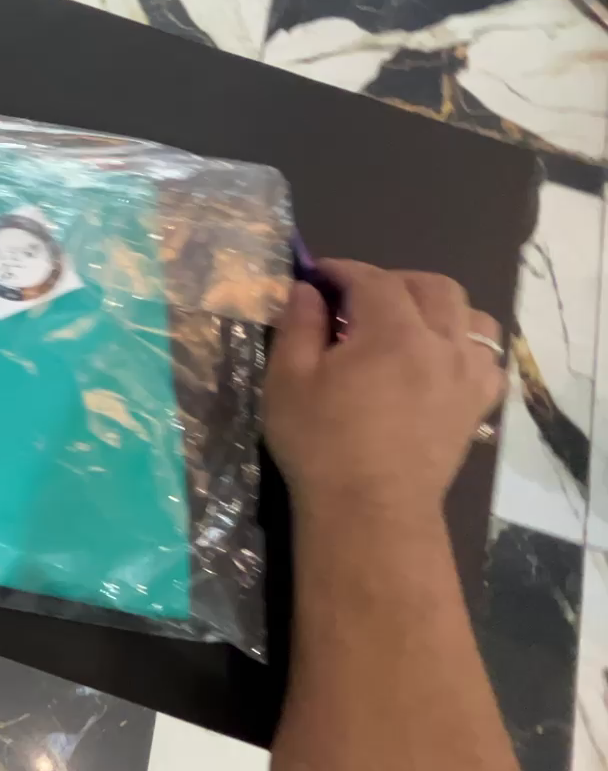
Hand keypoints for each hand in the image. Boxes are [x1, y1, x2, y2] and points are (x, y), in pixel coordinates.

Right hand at [265, 261, 504, 516]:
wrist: (367, 501)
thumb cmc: (316, 438)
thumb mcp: (287, 379)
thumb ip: (299, 327)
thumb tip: (307, 290)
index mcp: (391, 335)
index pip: (374, 281)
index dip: (343, 270)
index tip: (314, 273)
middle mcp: (442, 344)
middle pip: (432, 287)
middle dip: (389, 281)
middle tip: (348, 297)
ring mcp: (469, 373)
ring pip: (468, 315)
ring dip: (431, 307)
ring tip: (394, 324)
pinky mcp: (479, 400)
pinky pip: (483, 353)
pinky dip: (456, 341)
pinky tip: (426, 359)